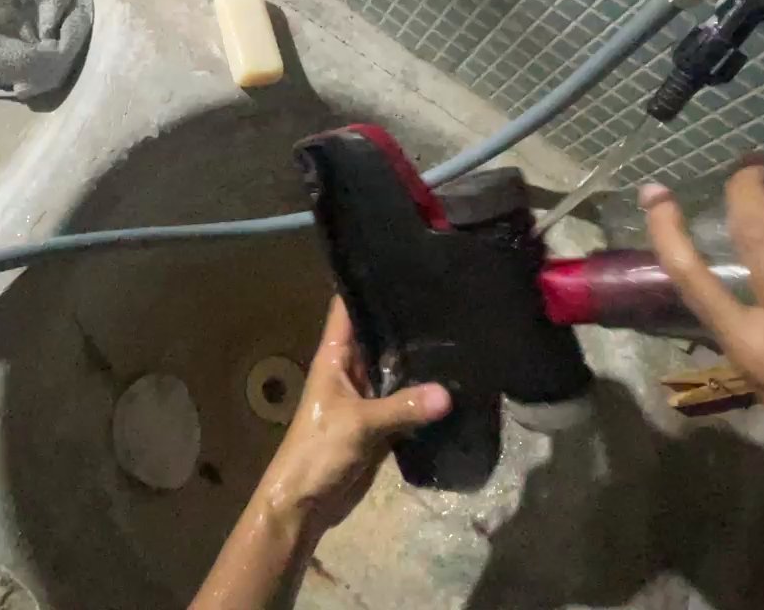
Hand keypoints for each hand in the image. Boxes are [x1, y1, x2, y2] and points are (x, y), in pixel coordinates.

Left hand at [192, 300, 450, 608]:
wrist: (306, 501)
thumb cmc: (319, 449)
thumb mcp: (360, 424)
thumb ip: (403, 407)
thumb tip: (448, 392)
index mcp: (334, 356)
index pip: (347, 309)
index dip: (365, 285)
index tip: (396, 263)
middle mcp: (350, 368)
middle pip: (377, 336)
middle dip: (403, 321)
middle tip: (444, 296)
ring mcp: (365, 395)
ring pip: (393, 368)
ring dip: (416, 359)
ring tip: (457, 332)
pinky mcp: (379, 422)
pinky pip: (403, 399)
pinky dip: (422, 393)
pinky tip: (452, 381)